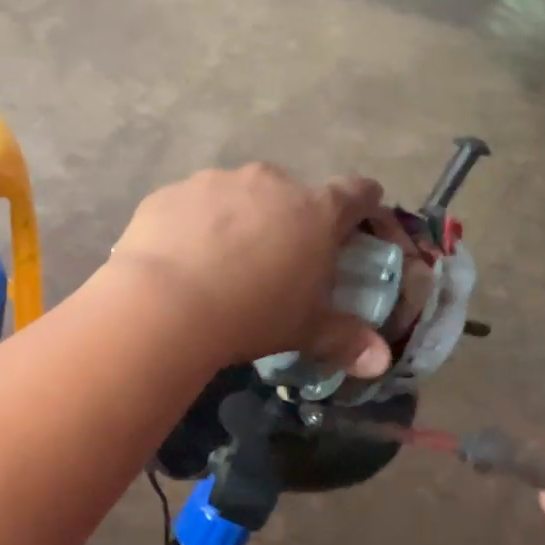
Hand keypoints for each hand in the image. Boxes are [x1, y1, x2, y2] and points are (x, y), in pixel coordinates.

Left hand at [107, 163, 411, 372]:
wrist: (164, 306)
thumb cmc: (248, 316)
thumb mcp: (301, 330)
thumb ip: (343, 340)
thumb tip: (380, 362)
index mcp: (315, 210)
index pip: (356, 194)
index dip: (361, 206)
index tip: (358, 220)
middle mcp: (268, 182)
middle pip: (288, 194)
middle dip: (284, 221)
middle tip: (270, 261)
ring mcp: (214, 182)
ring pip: (233, 197)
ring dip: (232, 221)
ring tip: (214, 265)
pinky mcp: (168, 194)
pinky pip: (186, 208)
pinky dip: (187, 227)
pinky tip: (175, 262)